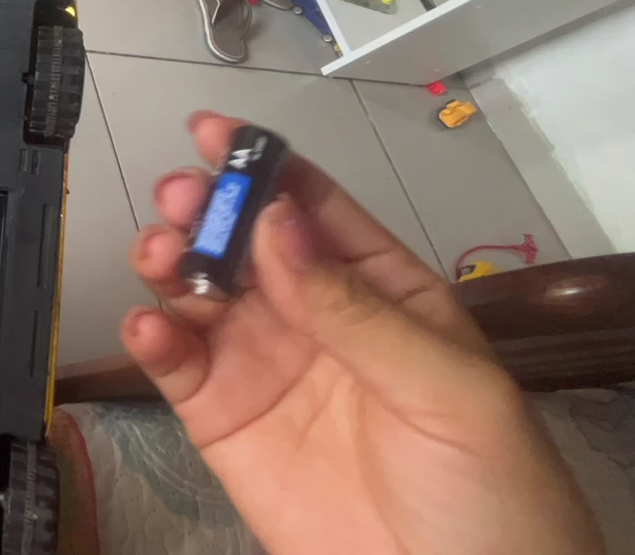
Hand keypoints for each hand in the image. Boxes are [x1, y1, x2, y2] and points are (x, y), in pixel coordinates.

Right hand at [123, 112, 600, 554]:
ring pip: (188, 283)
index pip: (309, 208)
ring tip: (160, 260)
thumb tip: (273, 221)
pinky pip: (167, 355)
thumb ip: (355, 306)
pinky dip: (147, 332)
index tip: (213, 133)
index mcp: (372, 291)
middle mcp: (301, 310)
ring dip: (164, 258)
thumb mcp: (450, 394)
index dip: (262, 164)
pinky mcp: (210, 404)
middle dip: (199, 207)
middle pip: (233, 237)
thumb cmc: (487, 500)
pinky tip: (150, 329)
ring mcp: (250, 355)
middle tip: (179, 199)